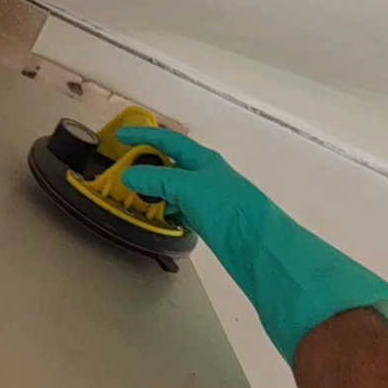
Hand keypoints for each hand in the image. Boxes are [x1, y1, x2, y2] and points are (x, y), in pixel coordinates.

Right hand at [116, 127, 387, 362]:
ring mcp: (214, 202)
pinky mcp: (216, 226)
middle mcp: (211, 177)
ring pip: (179, 188)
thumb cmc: (230, 211)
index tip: (121, 134)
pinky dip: (169, 210)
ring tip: (135, 195)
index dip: (145, 134)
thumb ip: (158, 179)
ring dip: (158, 188)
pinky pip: (185, 210)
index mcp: (207, 162)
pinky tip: (161, 218)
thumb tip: (129, 176)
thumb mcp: (189, 188)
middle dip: (150, 162)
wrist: (266, 253)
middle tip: (124, 168)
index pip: (170, 141)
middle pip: (175, 163)